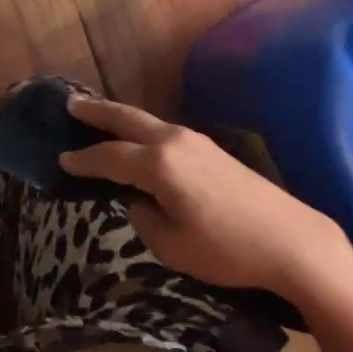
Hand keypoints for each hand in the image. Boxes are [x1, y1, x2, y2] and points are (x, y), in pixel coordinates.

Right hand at [59, 96, 345, 296]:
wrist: (291, 241)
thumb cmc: (227, 248)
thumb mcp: (174, 247)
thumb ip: (145, 219)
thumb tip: (140, 202)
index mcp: (158, 164)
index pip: (109, 157)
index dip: (82, 160)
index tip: (60, 158)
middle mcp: (173, 141)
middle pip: (126, 119)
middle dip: (96, 111)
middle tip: (69, 104)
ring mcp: (195, 140)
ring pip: (146, 120)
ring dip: (120, 117)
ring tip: (99, 115)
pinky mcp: (212, 148)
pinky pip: (163, 130)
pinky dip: (141, 128)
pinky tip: (139, 138)